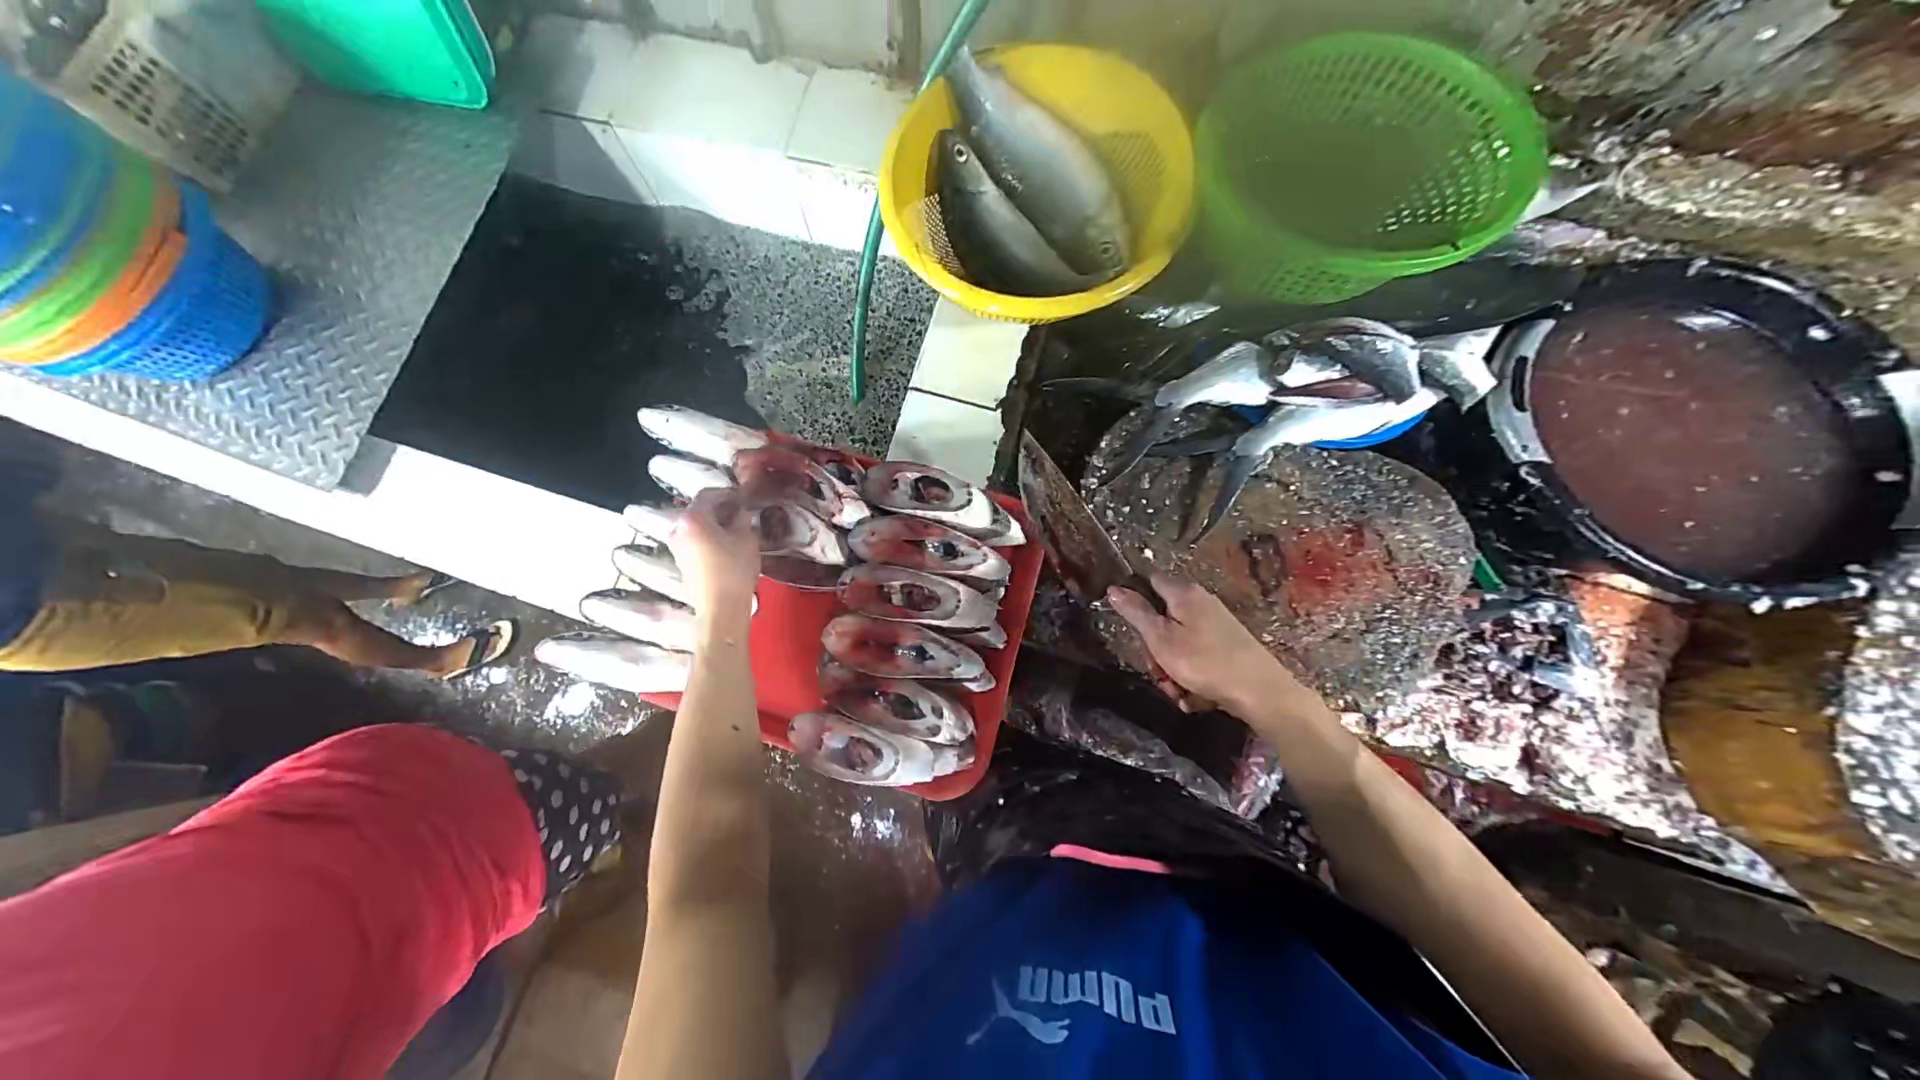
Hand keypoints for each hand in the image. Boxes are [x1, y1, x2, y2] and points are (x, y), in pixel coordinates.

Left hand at [667, 489, 759, 618]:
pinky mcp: (681, 561)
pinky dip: (709, 536)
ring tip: (736, 527)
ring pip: (697, 525)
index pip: (709, 494)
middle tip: (741, 511)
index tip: (744, 497)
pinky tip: (726, 542)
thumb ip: (742, 519)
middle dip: (721, 508)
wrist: (721, 608)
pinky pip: (695, 539)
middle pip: (699, 509)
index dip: (728, 493)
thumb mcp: (746, 538)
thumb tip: (740, 512)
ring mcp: (676, 546)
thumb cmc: (734, 570)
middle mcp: (678, 529)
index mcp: (692, 518)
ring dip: (714, 523)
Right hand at [1107, 573, 1321, 719]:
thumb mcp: (1160, 638)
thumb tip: (1114, 588)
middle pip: (1163, 619)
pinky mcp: (1228, 648)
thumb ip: (1136, 612)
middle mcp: (1201, 603)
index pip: (1150, 581)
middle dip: (1155, 650)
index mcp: (1183, 594)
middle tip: (1157, 671)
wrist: (1260, 692)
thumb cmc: (1203, 662)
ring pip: (1179, 645)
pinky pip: (1198, 659)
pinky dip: (1192, 678)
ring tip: (1178, 691)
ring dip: (1172, 670)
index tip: (1130, 626)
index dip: (1135, 599)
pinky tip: (1194, 696)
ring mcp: (1217, 626)